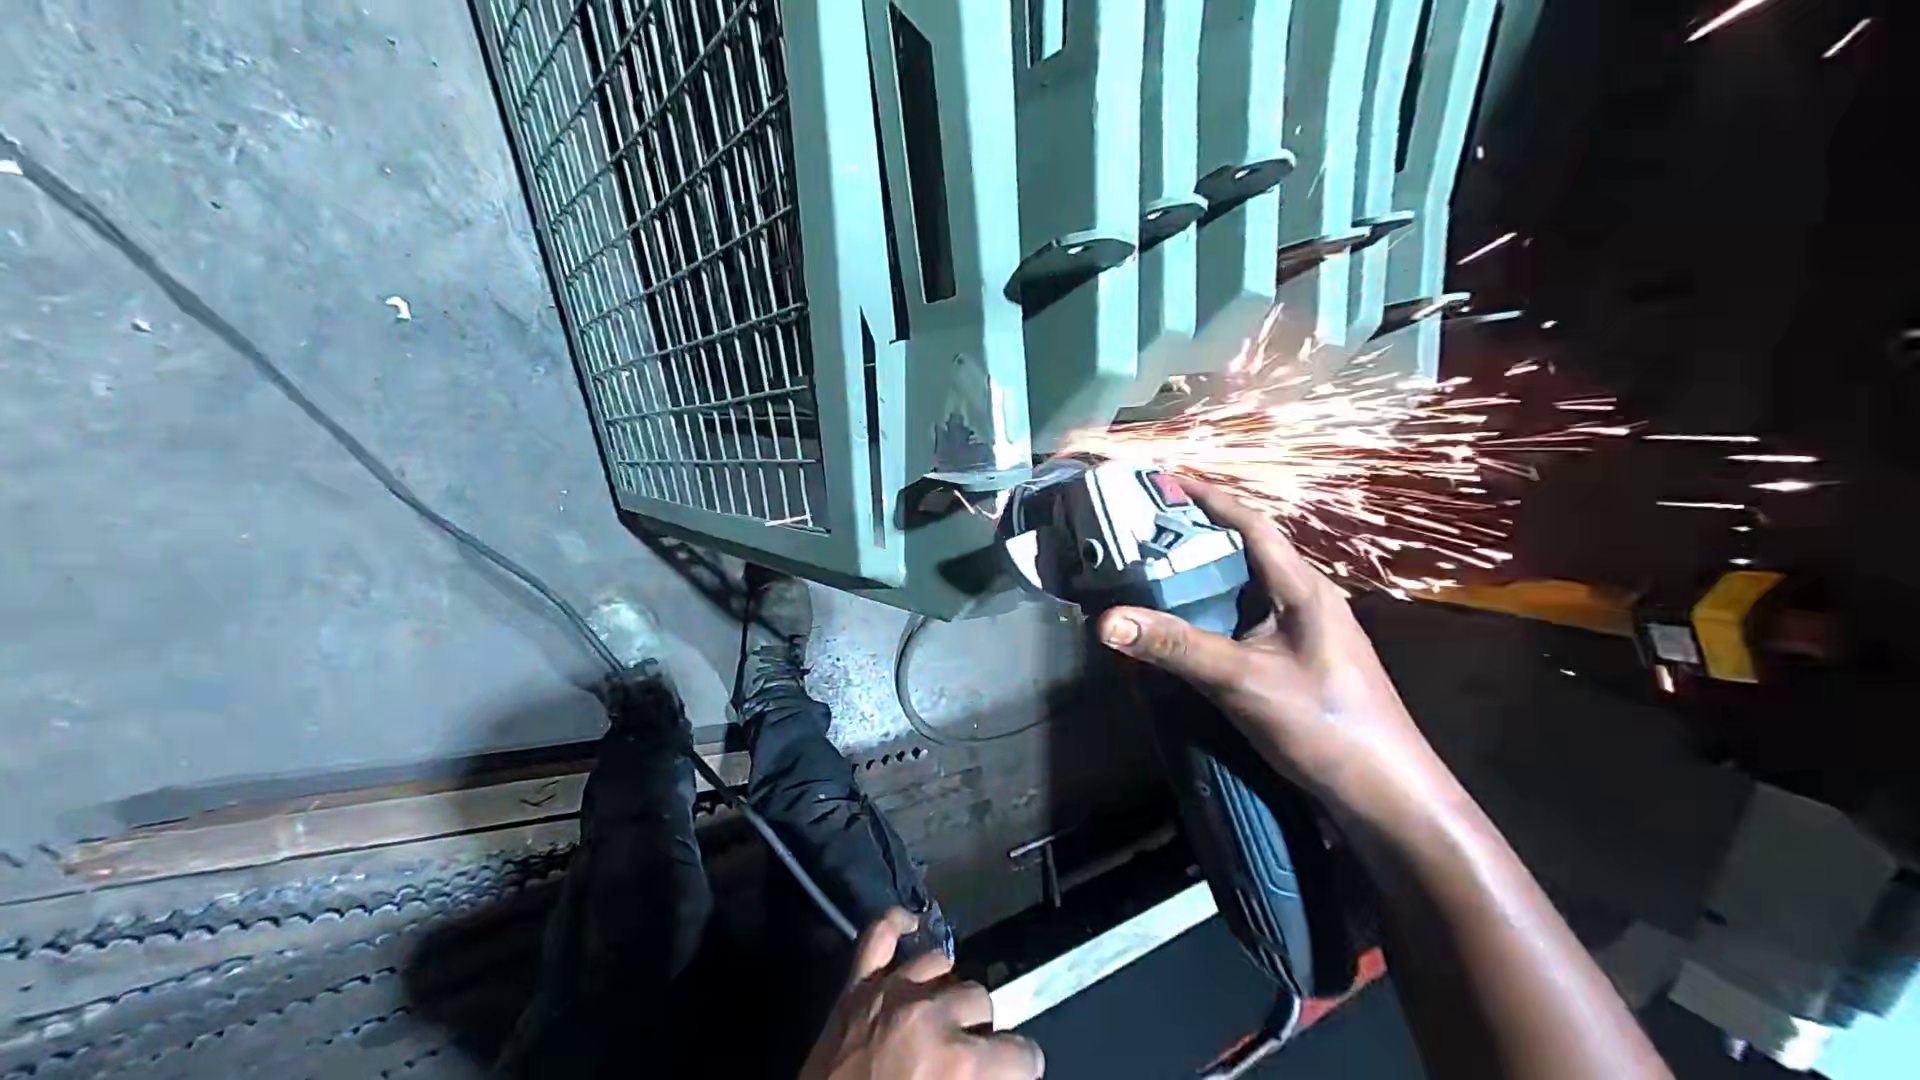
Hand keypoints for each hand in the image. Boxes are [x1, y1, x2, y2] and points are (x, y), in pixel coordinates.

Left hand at [799, 909, 1044, 1079]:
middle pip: (981, 1000)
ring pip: (941, 964)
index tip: (1016, 1071)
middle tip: (964, 1055)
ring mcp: (890, 992)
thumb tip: (999, 1070)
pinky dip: (896, 924)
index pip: (1021, 1053)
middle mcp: (931, 1017)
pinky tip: (911, 925)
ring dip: (946, 990)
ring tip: (940, 1015)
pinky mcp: (856, 986)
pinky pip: (879, 934)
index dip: (1022, 1066)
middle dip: (979, 1030)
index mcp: (959, 1065)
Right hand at [1095, 480, 1456, 824]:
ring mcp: (1301, 627)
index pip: (1252, 524)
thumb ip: (1176, 646)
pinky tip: (1181, 619)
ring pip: (1242, 585)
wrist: (1385, 793)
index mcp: (1302, 587)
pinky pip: (1243, 615)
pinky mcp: (1293, 654)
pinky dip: (1209, 607)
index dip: (1208, 496)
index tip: (1164, 480)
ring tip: (1150, 565)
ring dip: (1200, 571)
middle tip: (1141, 527)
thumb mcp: (1242, 681)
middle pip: (1244, 549)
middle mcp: (1303, 597)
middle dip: (1195, 532)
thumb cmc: (1324, 724)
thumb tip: (1106, 621)